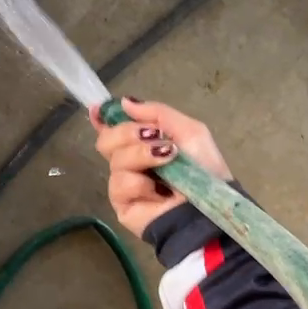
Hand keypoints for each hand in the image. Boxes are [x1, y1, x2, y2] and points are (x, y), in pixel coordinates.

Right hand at [90, 98, 231, 235]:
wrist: (210, 206)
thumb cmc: (205, 169)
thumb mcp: (189, 131)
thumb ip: (157, 113)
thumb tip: (124, 102)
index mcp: (142, 144)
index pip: (112, 129)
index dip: (102, 119)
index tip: (97, 110)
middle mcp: (129, 162)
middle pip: (106, 140)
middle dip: (127, 133)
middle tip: (152, 136)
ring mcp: (124, 184)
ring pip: (115, 160)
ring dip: (141, 156)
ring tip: (167, 161)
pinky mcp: (122, 204)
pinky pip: (120, 184)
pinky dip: (141, 183)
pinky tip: (159, 192)